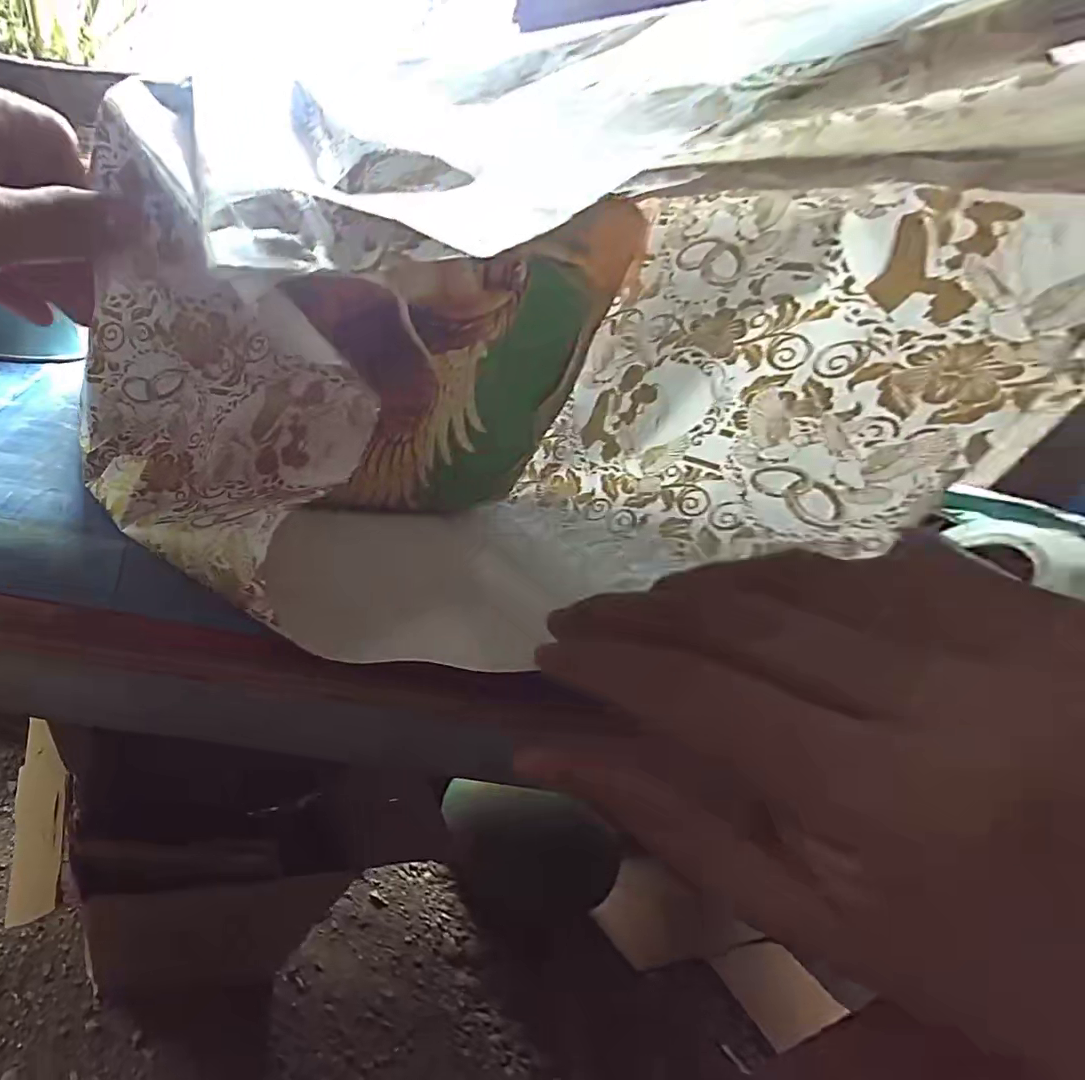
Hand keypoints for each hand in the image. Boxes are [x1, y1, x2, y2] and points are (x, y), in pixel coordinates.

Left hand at [0, 66, 127, 335]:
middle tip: (99, 303)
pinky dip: (2, 280)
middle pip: (29, 190)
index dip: (90, 200)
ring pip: (0, 227)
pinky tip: (34, 315)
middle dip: (68, 249)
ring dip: (41, 272)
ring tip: (76, 319)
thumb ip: (64, 225)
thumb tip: (131, 220)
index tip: (114, 255)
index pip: (54, 144)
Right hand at [519, 539, 1084, 1076]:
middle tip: (574, 620)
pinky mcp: (1057, 622)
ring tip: (646, 607)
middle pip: (736, 623)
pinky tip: (752, 596)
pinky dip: (791, 576)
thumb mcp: (813, 919)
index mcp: (885, 797)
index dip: (601, 666)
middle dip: (631, 614)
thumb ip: (666, 824)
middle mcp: (951, 703)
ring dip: (698, 587)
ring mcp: (1019, 648)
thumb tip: (538, 754)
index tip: (545, 656)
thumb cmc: (986, 958)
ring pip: (802, 580)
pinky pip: (885, 567)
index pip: (692, 694)